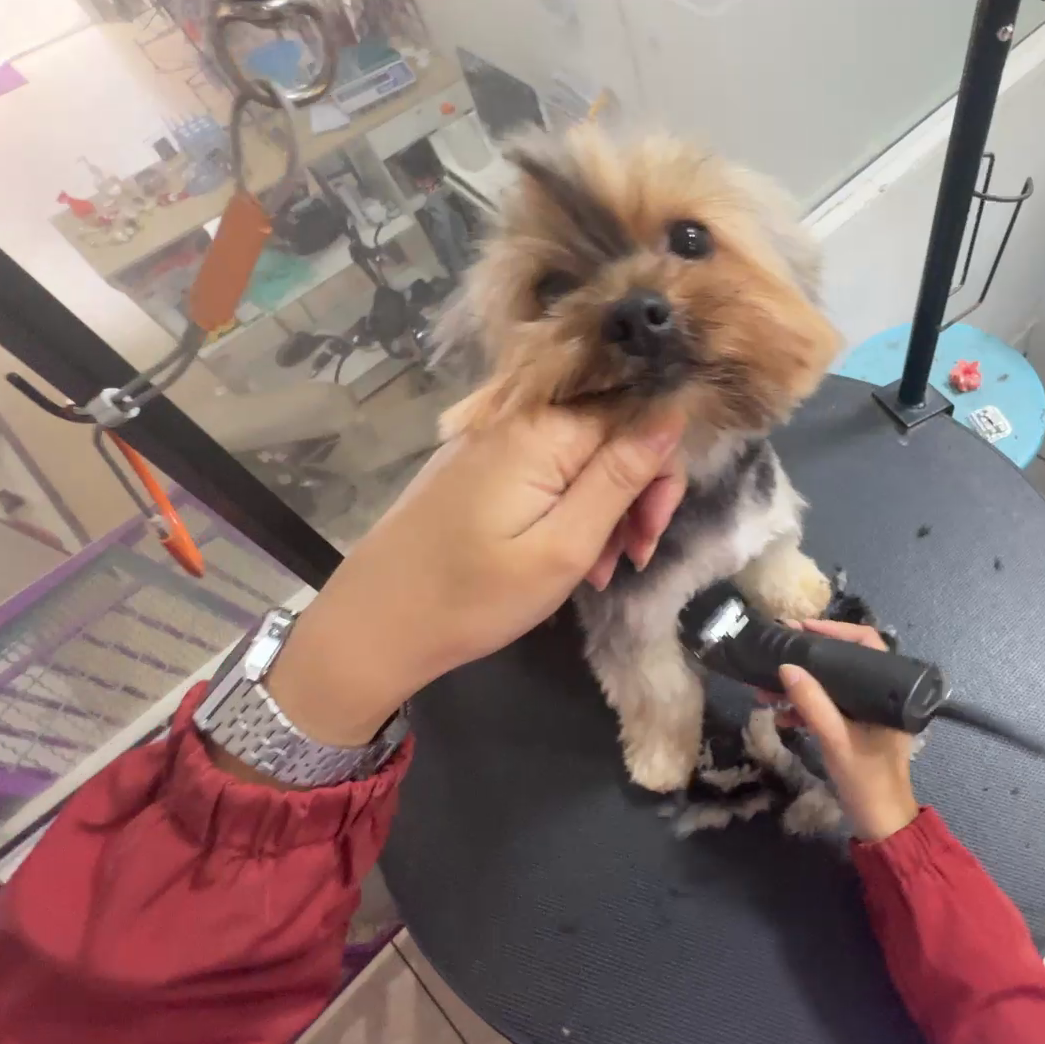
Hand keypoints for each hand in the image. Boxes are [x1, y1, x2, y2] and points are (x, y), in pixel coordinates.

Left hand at [263, 407, 686, 748]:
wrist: (372, 627)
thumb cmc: (475, 597)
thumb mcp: (564, 546)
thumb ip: (620, 478)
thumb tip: (672, 416)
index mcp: (543, 433)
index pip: (637, 418)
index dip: (660, 472)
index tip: (649, 532)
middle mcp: (519, 422)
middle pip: (612, 435)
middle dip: (636, 494)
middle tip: (630, 557)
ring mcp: (493, 443)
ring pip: (583, 459)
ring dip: (606, 511)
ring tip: (598, 569)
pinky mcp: (479, 468)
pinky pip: (548, 473)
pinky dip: (570, 511)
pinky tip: (567, 556)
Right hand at [776, 620, 919, 841]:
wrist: (881, 825)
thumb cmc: (866, 780)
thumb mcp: (835, 739)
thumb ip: (812, 703)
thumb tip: (787, 667)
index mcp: (888, 690)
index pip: (866, 643)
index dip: (834, 630)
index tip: (802, 629)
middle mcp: (880, 694)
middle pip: (843, 662)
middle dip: (808, 659)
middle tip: (777, 651)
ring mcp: (867, 712)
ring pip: (831, 686)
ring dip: (800, 685)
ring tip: (765, 688)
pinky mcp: (855, 729)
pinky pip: (828, 707)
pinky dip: (805, 706)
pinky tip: (780, 713)